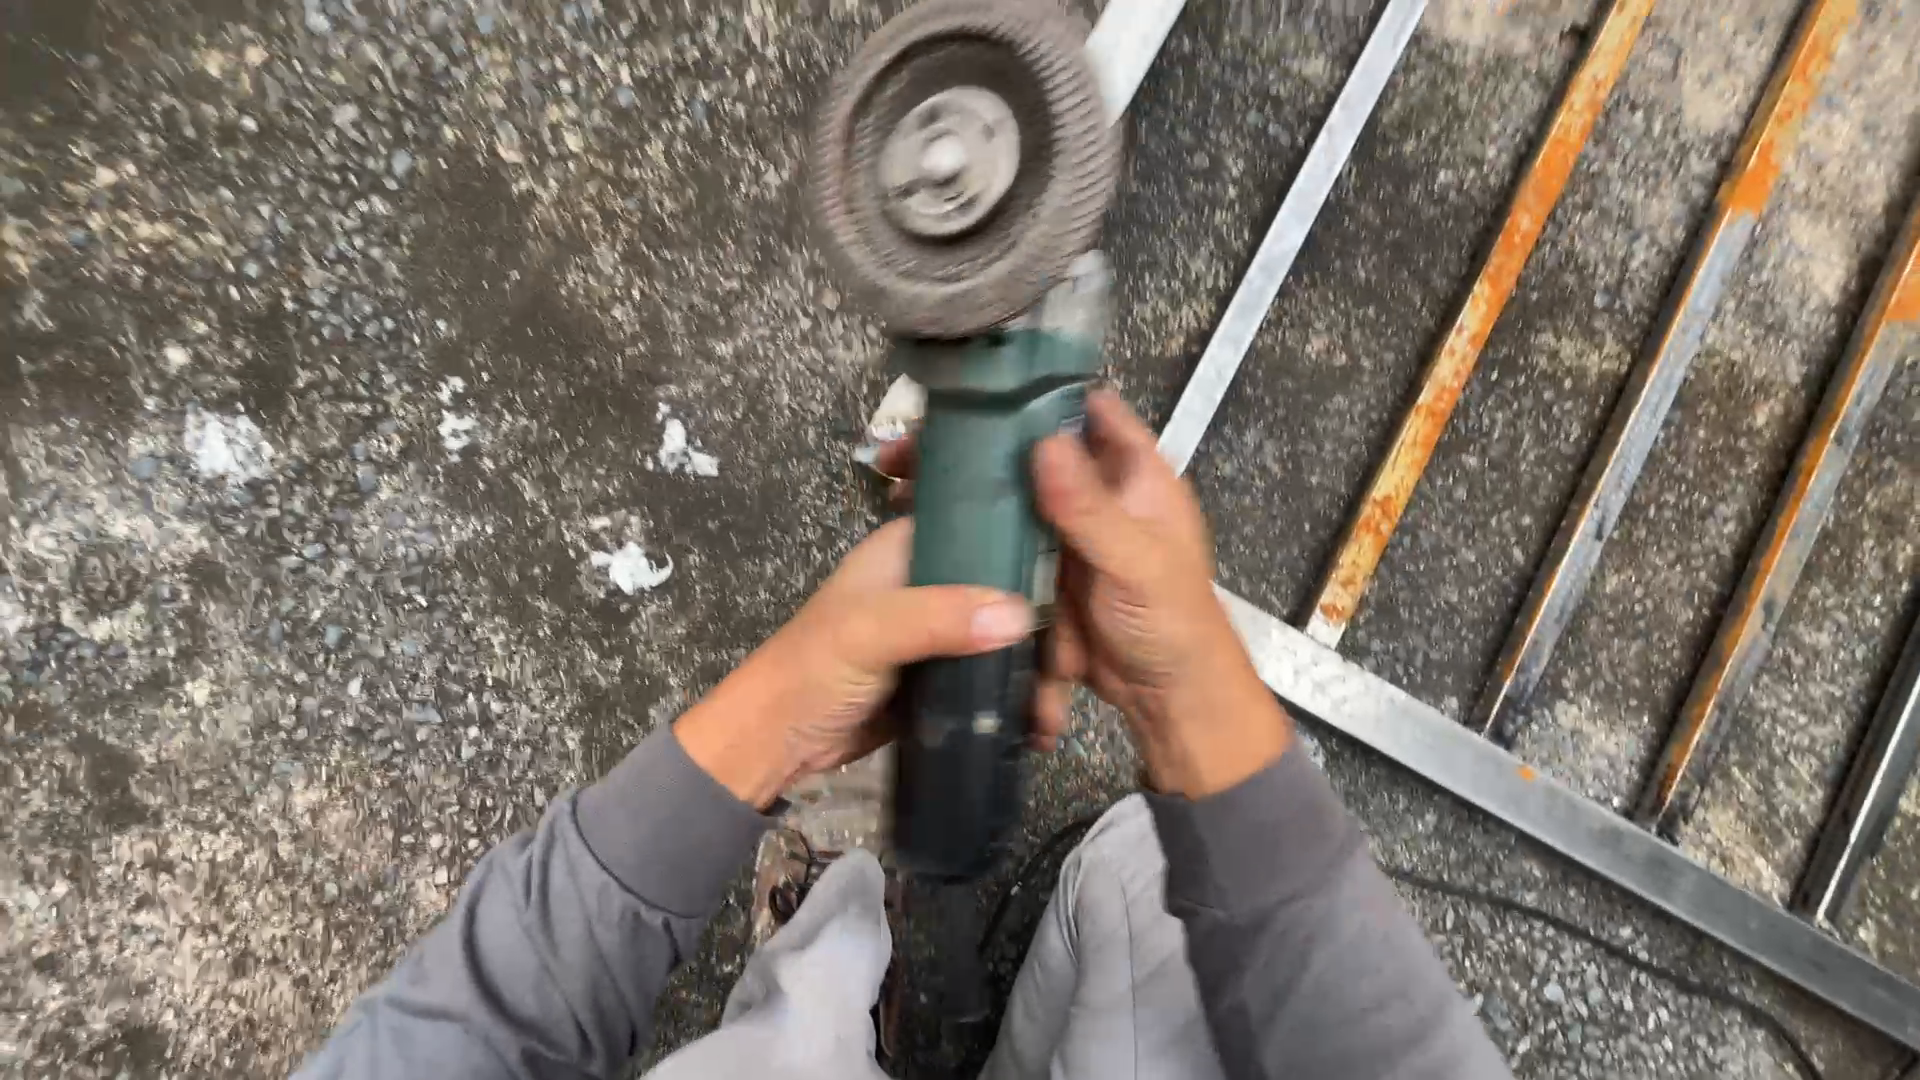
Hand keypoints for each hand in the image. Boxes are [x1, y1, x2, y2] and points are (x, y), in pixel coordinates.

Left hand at [674, 519, 1069, 808]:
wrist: (782, 740)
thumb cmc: (815, 667)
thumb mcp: (870, 632)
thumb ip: (938, 616)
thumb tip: (1022, 615)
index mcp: (910, 546)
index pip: (982, 525)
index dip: (1028, 540)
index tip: (1078, 566)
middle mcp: (932, 579)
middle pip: (1003, 583)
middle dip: (1041, 617)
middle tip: (1075, 654)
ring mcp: (940, 628)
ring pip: (1003, 631)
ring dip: (1032, 662)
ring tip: (1061, 698)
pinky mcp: (945, 672)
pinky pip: (991, 672)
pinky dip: (1015, 691)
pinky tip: (1042, 717)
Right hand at [876, 389, 1290, 798]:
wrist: (1167, 697)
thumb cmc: (1171, 621)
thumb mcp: (1137, 563)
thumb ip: (1092, 509)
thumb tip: (1044, 443)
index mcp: (1133, 473)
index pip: (1086, 409)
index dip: (1037, 393)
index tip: (976, 389)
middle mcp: (1093, 492)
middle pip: (1028, 451)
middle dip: (974, 444)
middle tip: (911, 444)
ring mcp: (1062, 531)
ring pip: (1007, 495)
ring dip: (960, 489)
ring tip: (899, 480)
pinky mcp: (1039, 568)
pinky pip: (999, 542)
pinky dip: (964, 535)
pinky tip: (917, 530)